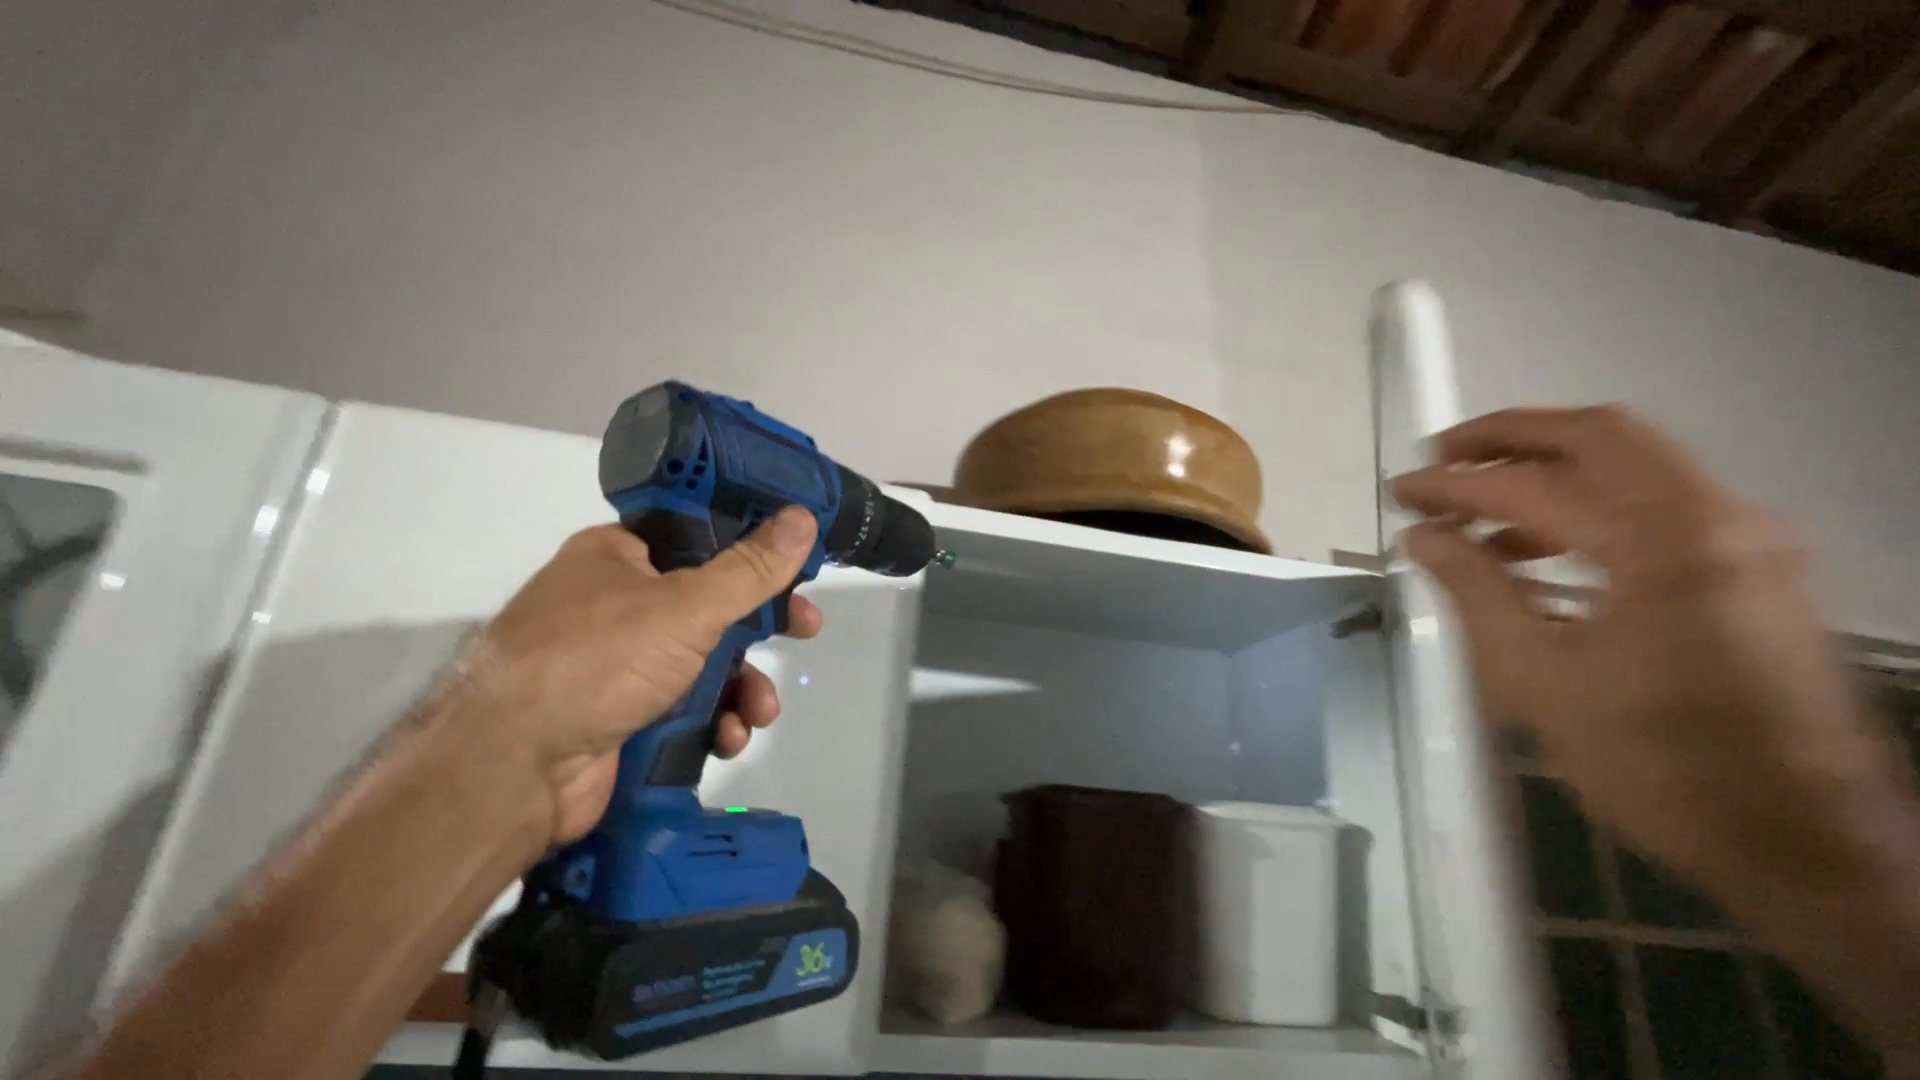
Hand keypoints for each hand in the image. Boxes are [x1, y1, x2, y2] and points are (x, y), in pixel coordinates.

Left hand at [445, 506, 822, 845]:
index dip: (752, 547)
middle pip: (709, 604)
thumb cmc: (596, 661)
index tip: (796, 563)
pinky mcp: (622, 715)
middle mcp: (616, 603)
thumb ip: (750, 569)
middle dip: (758, 628)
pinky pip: (685, 706)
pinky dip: (713, 720)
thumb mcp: (685, 606)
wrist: (511, 771)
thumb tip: (802, 518)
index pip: (698, 534)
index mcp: (618, 555)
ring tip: (758, 711)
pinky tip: (728, 739)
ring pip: (703, 661)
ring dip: (741, 685)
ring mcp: (617, 663)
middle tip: (805, 629)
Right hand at [1391, 406, 1916, 891]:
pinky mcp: (1757, 568)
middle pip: (1601, 435)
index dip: (1456, 486)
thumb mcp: (1542, 681)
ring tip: (1478, 509)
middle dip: (1510, 436)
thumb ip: (1476, 591)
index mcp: (1666, 546)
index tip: (1401, 491)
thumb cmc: (1658, 767)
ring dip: (1550, 470)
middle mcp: (1721, 518)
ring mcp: (1749, 539)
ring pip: (1636, 463)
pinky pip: (1662, 504)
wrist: (1807, 844)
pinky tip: (1539, 550)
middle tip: (1441, 455)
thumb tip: (1423, 536)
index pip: (1537, 486)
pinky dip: (1593, 506)